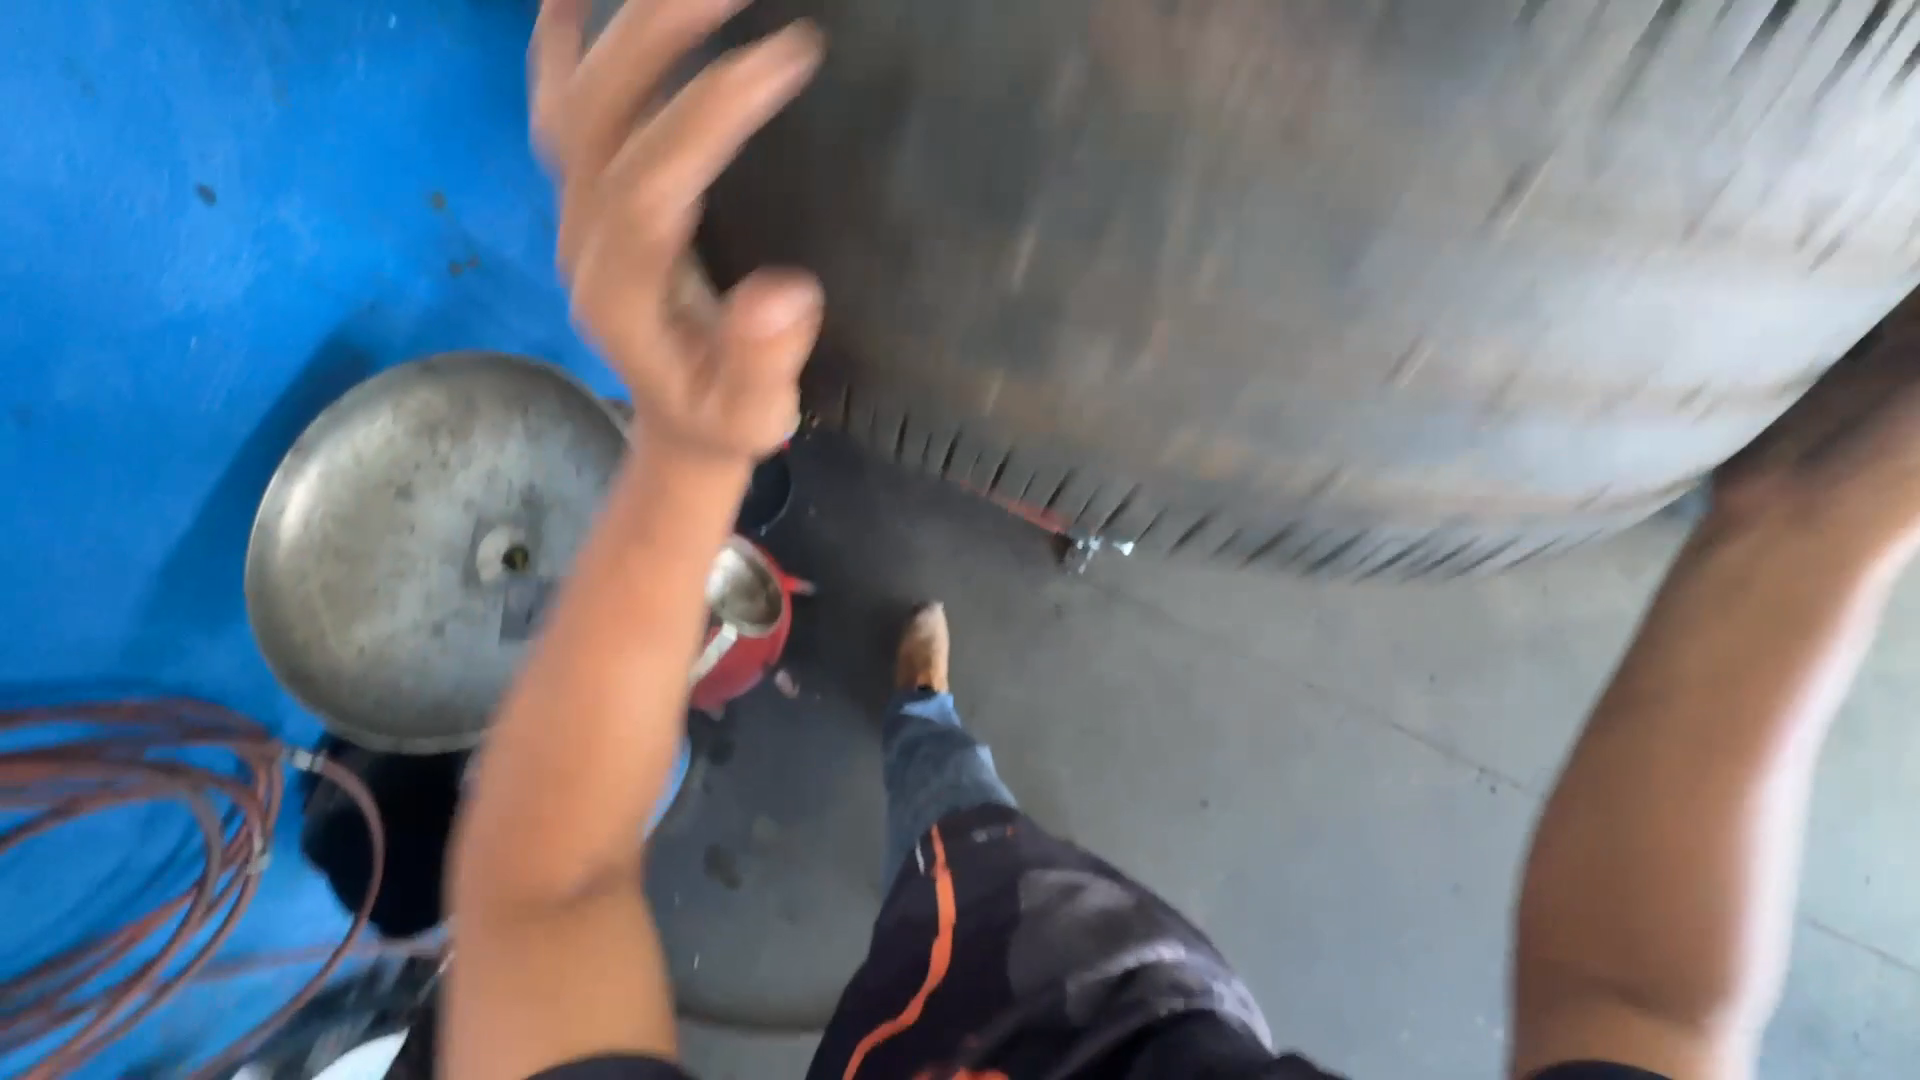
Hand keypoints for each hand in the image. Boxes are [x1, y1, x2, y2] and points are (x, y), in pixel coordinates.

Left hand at [530, 0, 824, 462]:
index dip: (714, 109)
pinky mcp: (586, 204)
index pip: (656, 178)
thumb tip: (786, 292)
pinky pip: (559, 110)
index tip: (789, 53)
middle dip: (661, 32)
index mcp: (624, 291)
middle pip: (600, 114)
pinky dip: (564, 41)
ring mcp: (575, 216)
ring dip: (620, 22)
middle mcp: (583, 240)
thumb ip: (761, 362)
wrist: (680, 423)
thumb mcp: (754, 413)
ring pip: (574, 98)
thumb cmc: (724, 419)